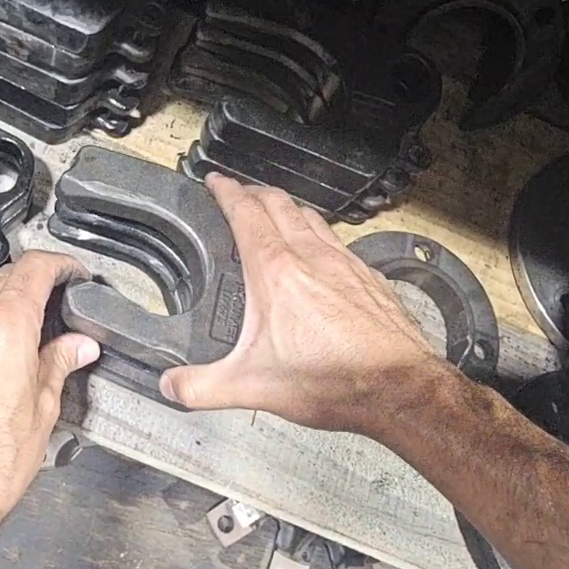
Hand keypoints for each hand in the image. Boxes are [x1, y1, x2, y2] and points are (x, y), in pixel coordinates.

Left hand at [0, 252, 98, 550]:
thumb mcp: (41, 412)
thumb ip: (58, 365)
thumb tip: (77, 347)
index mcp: (1, 331)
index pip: (33, 271)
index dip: (59, 265)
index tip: (72, 273)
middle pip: (3, 280)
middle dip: (34, 282)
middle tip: (58, 299)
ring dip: (5, 305)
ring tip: (31, 332)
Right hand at [159, 176, 448, 434]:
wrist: (397, 387)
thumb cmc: (332, 379)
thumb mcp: (250, 387)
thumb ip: (201, 386)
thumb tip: (170, 386)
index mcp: (275, 271)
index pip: (245, 213)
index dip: (227, 191)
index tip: (216, 181)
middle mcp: (311, 257)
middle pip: (280, 204)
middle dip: (255, 192)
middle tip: (241, 193)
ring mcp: (345, 263)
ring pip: (312, 218)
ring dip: (289, 208)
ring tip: (277, 212)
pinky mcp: (369, 278)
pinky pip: (339, 242)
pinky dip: (321, 235)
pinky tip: (322, 252)